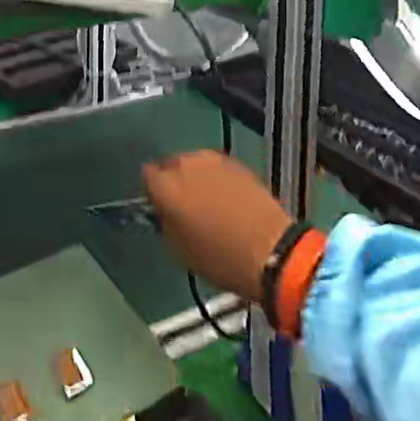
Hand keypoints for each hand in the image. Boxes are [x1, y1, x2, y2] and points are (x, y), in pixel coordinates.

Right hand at [142, 150, 293, 300]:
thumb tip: (165, 210)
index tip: (159, 203)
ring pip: (195, 162)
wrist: (272, 251)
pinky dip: (216, 177)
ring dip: (195, 176)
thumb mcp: (179, 250)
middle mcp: (188, 165)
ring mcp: (215, 161)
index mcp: (167, 187)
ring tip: (205, 199)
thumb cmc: (221, 259)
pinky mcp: (238, 163)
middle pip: (171, 163)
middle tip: (182, 203)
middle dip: (173, 180)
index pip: (147, 175)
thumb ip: (166, 221)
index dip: (152, 190)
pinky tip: (225, 197)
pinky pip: (217, 167)